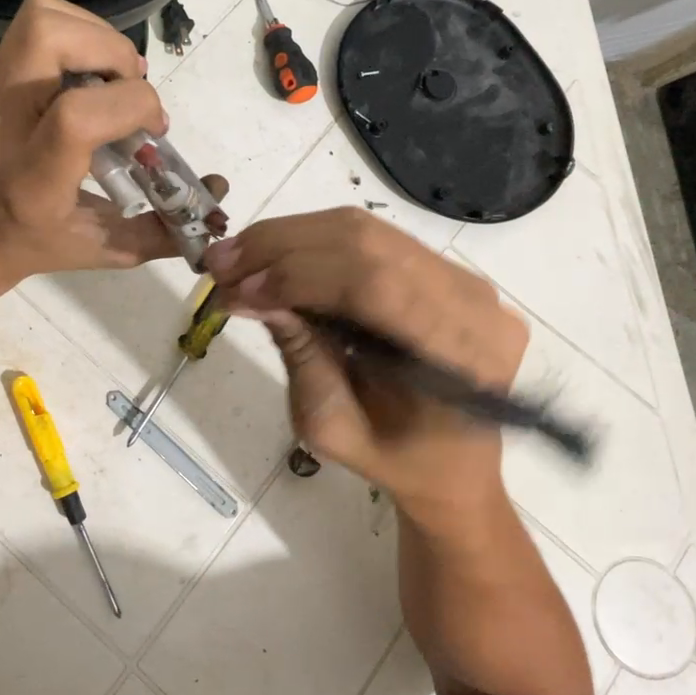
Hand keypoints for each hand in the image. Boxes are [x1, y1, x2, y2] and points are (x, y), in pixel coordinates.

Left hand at [0, 0, 226, 292]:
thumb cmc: (34, 246)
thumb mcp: (103, 250)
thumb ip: (163, 230)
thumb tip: (217, 197)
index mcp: (32, 179)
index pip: (76, 117)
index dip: (131, 106)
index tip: (153, 130)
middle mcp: (5, 124)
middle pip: (47, 39)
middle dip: (109, 49)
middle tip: (130, 87)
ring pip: (40, 19)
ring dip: (94, 33)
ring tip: (114, 76)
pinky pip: (35, 24)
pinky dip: (76, 31)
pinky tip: (93, 72)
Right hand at [201, 208, 527, 519]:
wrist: (453, 465)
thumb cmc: (396, 461)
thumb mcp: (335, 429)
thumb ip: (301, 359)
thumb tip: (248, 294)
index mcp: (462, 358)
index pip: (376, 288)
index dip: (300, 277)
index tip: (236, 289)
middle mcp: (475, 304)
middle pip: (370, 244)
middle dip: (283, 247)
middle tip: (220, 264)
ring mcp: (465, 279)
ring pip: (365, 229)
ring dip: (289, 236)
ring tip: (234, 256)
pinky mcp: (442, 268)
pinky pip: (370, 236)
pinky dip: (309, 239)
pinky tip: (268, 254)